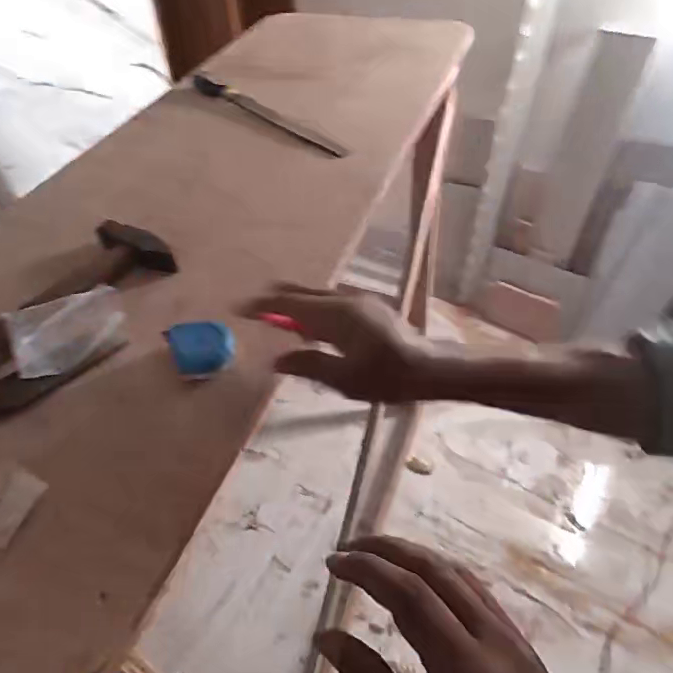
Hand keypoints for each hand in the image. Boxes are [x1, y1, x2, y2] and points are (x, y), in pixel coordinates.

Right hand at [242, 284, 435, 402]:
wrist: (430, 368)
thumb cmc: (386, 377)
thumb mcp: (342, 379)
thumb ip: (307, 365)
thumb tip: (276, 360)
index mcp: (334, 315)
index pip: (289, 304)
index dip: (263, 306)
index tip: (242, 310)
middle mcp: (344, 300)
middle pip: (301, 293)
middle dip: (277, 301)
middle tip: (258, 313)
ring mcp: (359, 300)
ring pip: (317, 295)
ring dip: (297, 306)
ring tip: (284, 324)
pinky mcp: (369, 307)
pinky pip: (331, 301)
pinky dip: (314, 309)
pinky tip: (315, 328)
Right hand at [319, 537, 651, 672]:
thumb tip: (328, 636)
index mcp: (468, 672)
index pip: (410, 595)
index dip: (367, 571)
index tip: (332, 563)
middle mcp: (499, 644)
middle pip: (438, 572)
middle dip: (388, 551)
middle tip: (348, 549)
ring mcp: (519, 646)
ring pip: (463, 579)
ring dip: (417, 559)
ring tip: (377, 558)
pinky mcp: (528, 655)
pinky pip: (481, 598)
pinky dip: (444, 578)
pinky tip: (424, 587)